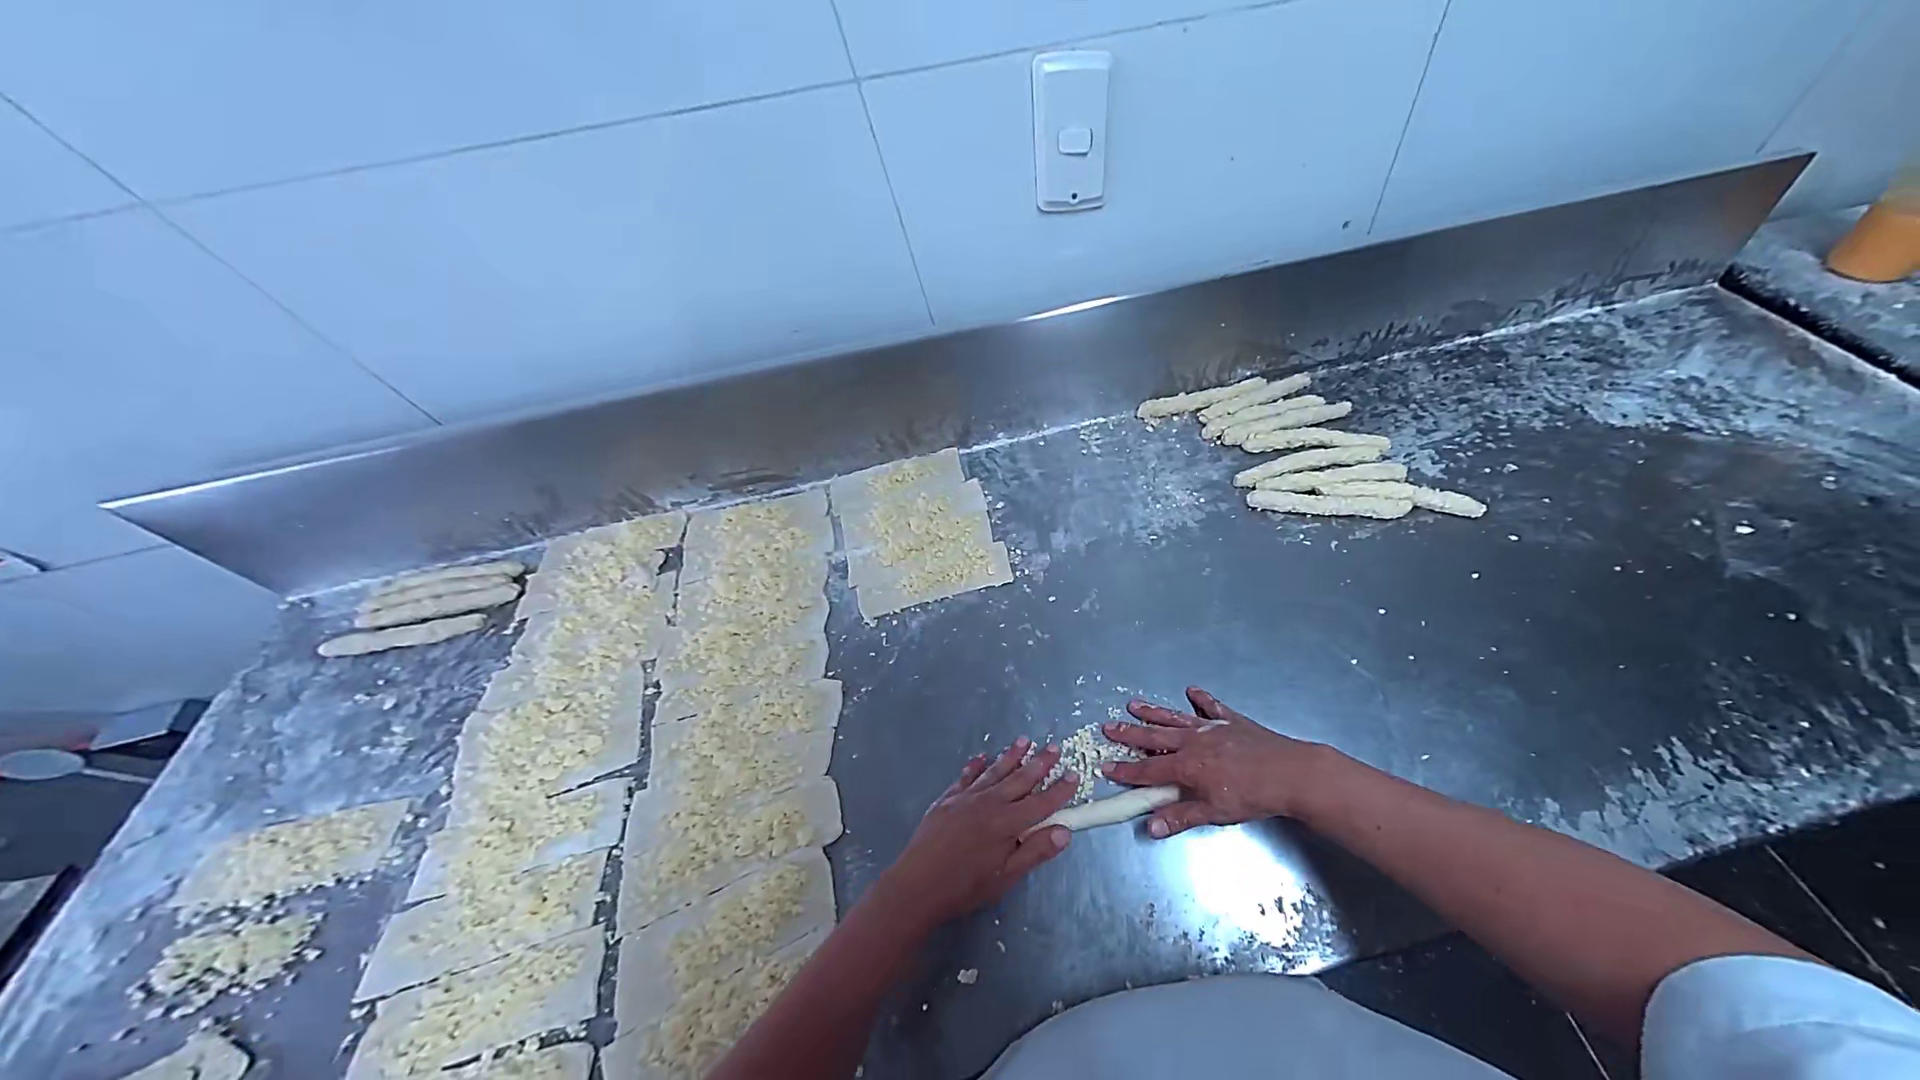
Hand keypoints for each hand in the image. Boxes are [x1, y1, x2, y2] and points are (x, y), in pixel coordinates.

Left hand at [873, 738, 1077, 929]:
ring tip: (1024, 741)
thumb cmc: (965, 886)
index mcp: (1007, 823)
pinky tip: (981, 758)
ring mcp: (966, 798)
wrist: (917, 884)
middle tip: (1054, 747)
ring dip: (1011, 756)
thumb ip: (1035, 851)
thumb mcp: (1006, 876)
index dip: (1060, 789)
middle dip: (1040, 763)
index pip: (1041, 802)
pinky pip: (966, 777)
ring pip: (994, 771)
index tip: (1074, 775)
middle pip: (1020, 779)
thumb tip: (1065, 831)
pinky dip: (975, 766)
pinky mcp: (947, 800)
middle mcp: (989, 803)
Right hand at [1103, 687, 1332, 837]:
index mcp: (1186, 766)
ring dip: (1152, 712)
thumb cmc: (1252, 796)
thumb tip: (1150, 827)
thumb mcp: (1214, 813)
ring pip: (1174, 718)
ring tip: (1133, 705)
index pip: (1148, 769)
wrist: (1291, 773)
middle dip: (1128, 734)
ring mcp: (1210, 728)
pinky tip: (1192, 691)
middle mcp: (1192, 742)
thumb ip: (1180, 817)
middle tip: (1108, 727)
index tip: (1106, 768)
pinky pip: (1211, 707)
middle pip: (1153, 737)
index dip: (1125, 770)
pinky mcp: (1231, 721)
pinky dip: (1201, 699)